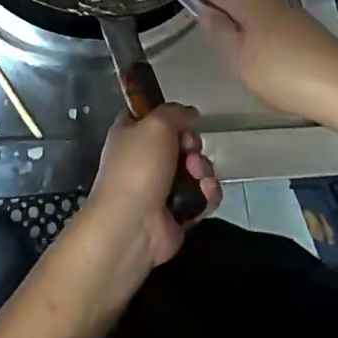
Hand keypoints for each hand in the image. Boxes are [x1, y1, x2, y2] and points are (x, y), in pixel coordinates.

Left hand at [79, 104, 220, 271]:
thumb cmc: (138, 166)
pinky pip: (202, 195)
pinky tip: (204, 193)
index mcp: (130, 134)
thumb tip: (191, 114)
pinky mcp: (179, 211)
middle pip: (180, 142)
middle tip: (190, 149)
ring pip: (195, 168)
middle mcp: (144, 158)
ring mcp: (162, 186)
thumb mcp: (155, 125)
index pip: (152, 117)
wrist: (133, 224)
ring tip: (197, 176)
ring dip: (202, 169)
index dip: (170, 117)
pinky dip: (207, 193)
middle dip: (192, 144)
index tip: (181, 120)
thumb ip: (175, 113)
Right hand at [189, 0, 337, 120]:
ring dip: (237, 19)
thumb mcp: (239, 57)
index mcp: (250, 3)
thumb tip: (203, 9)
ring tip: (223, 37)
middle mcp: (271, 1)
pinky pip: (271, 25)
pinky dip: (256, 31)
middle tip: (195, 13)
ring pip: (255, 12)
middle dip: (216, 3)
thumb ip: (218, 31)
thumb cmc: (282, 74)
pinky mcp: (307, 33)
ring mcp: (292, 16)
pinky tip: (256, 52)